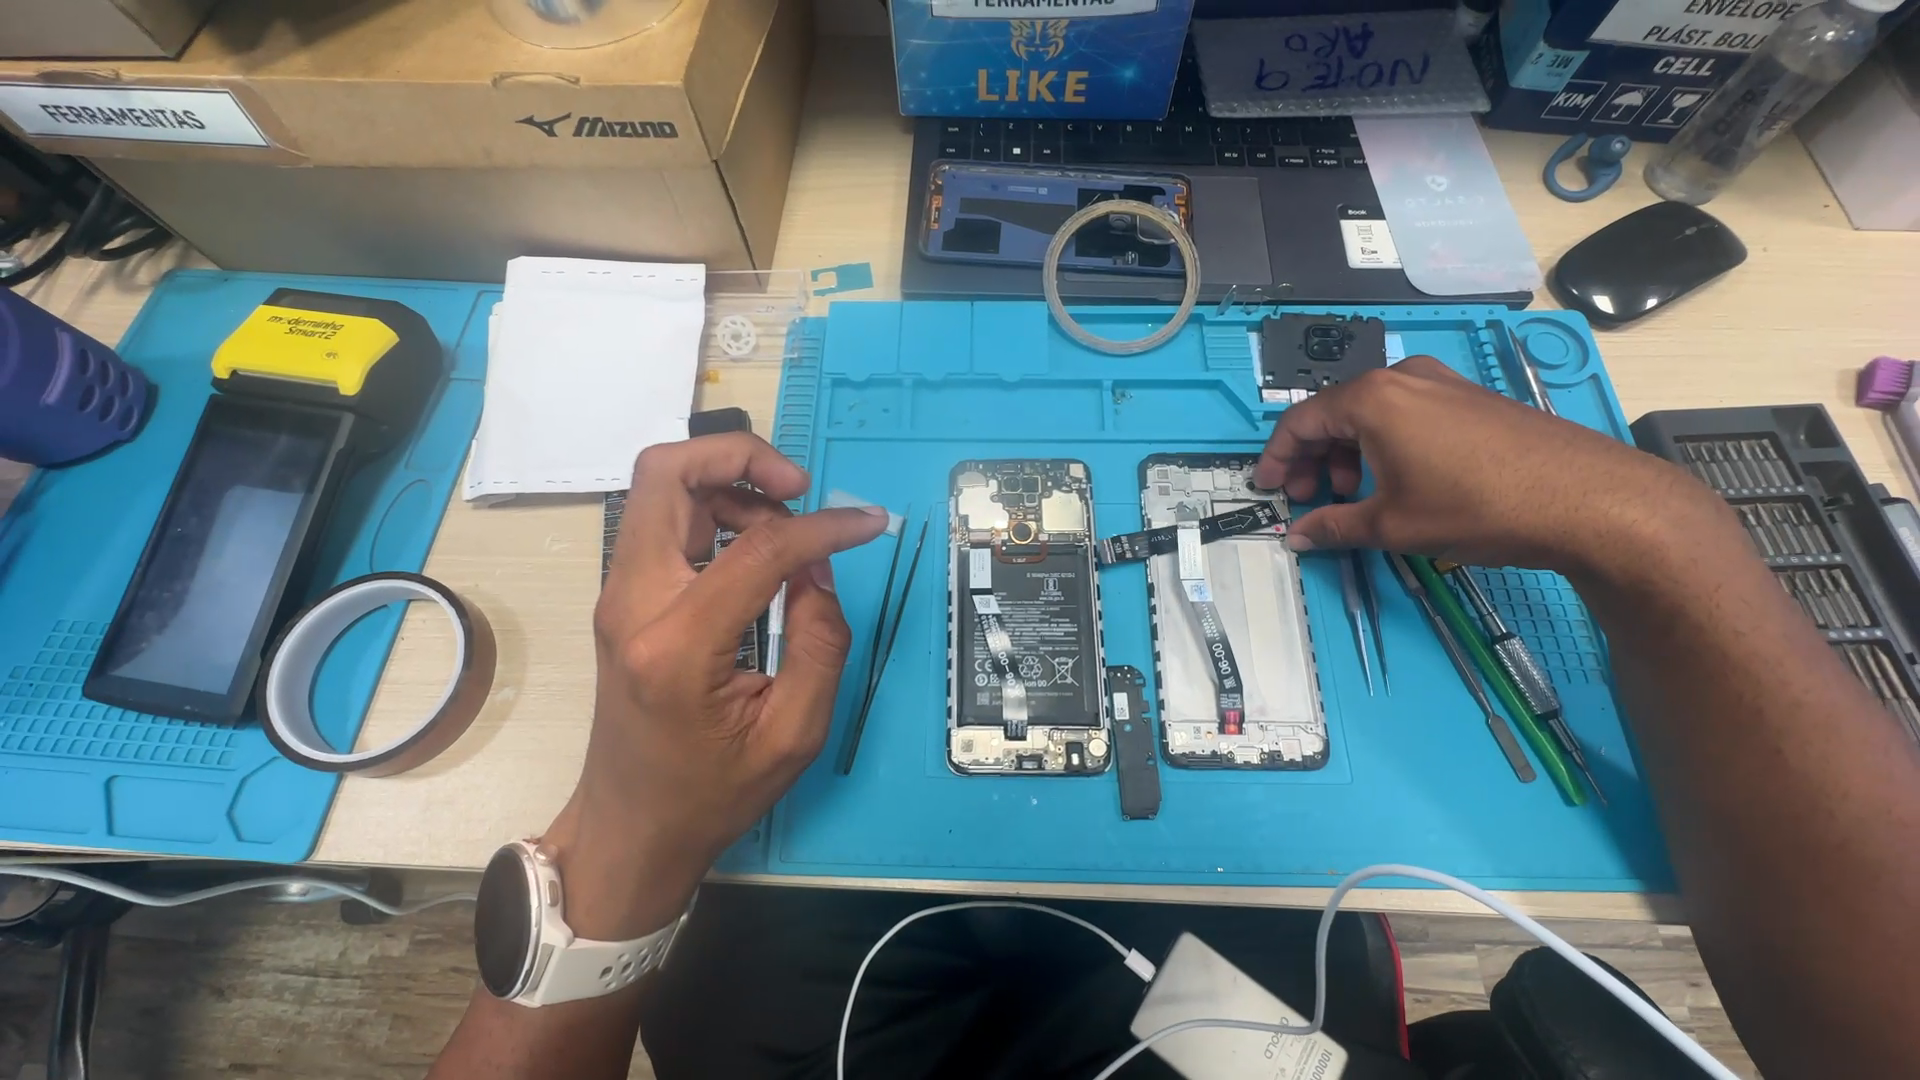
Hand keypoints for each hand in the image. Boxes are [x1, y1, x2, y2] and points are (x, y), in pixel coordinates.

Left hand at [545, 433, 888, 938]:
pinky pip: (664, 519)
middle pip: (666, 473)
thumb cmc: (713, 794)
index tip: (868, 525)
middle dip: (741, 457)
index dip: (823, 529)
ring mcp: (619, 594)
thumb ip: (820, 641)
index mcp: (676, 646)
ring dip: (729, 482)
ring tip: (787, 524)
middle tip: (799, 488)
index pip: (757, 550)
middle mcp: (633, 603)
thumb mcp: (795, 733)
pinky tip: (756, 543)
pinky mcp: (624, 596)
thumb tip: (817, 565)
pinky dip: (713, 507)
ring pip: (661, 486)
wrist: (631, 828)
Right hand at [1254, 356, 1726, 577]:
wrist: (1590, 500)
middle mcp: (1403, 378)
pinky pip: (1406, 415)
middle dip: (1313, 459)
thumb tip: (1296, 537)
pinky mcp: (1472, 398)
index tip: (1267, 489)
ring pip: (1371, 414)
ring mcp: (1443, 383)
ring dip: (1349, 454)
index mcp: (1372, 398)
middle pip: (1334, 414)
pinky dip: (1384, 445)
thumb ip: (1333, 526)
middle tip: (1308, 499)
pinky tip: (1397, 482)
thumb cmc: (1475, 507)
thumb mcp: (1391, 525)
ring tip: (1355, 497)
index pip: (1300, 422)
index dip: (1276, 458)